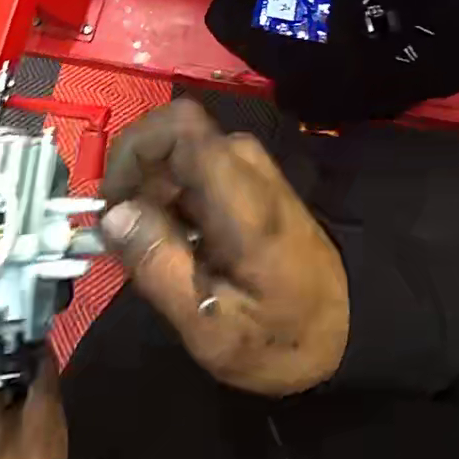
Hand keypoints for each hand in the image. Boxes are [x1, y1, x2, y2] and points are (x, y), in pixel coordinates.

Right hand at [99, 100, 347, 395]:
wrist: (347, 323)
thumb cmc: (280, 334)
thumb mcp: (210, 325)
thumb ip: (158, 265)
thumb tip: (113, 215)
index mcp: (239, 193)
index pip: (178, 124)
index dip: (132, 149)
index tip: (111, 203)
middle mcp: (243, 160)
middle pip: (169, 138)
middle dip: (134, 181)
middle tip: (123, 239)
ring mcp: (247, 163)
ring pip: (177, 153)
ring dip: (150, 193)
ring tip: (150, 249)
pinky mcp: (246, 174)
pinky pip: (192, 167)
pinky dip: (170, 197)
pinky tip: (174, 243)